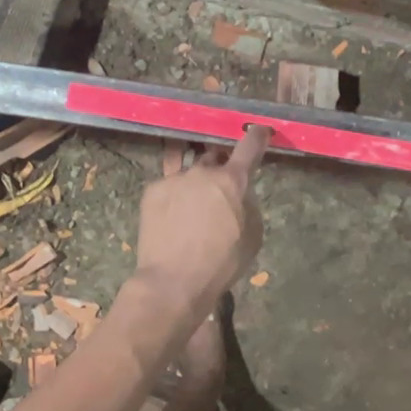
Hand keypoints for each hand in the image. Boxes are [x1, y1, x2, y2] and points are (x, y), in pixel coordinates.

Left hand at [132, 126, 271, 318]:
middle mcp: (202, 171)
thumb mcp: (252, 236)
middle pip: (214, 159)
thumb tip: (239, 195)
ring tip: (192, 208)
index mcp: (232, 181)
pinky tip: (172, 219)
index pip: (249, 147)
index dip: (257, 137)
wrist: (174, 281)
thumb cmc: (222, 263)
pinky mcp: (152, 191)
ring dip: (195, 183)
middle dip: (220, 168)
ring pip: (189, 173)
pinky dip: (174, 197)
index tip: (259, 130)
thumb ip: (248, 205)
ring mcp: (174, 179)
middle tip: (220, 190)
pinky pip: (169, 186)